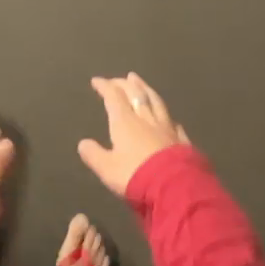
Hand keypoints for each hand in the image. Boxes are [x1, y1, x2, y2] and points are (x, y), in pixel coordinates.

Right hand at [77, 73, 188, 196]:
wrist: (174, 187)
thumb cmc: (135, 175)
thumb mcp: (107, 168)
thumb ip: (94, 154)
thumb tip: (82, 143)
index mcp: (125, 121)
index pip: (113, 96)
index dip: (104, 86)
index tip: (96, 80)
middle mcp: (145, 118)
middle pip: (135, 94)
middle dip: (126, 84)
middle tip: (122, 77)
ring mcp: (166, 128)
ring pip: (155, 102)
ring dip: (147, 90)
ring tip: (141, 83)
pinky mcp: (182, 141)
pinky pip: (173, 123)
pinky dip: (167, 117)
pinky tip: (169, 118)